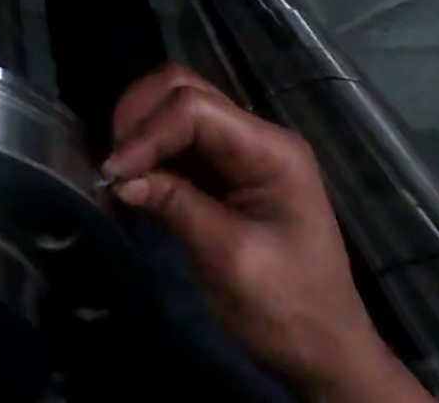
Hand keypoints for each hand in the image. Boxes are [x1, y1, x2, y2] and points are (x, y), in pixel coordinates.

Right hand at [104, 64, 433, 401]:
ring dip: (139, 130)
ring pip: (174, 105)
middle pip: (183, 89)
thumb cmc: (289, 308)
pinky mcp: (218, 168)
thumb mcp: (233, 261)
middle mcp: (252, 134)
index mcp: (270, 149)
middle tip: (115, 164)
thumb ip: (178, 207)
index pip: (195, 107)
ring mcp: (235, 148)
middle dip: (141, 116)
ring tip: (118, 173)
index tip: (114, 171)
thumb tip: (121, 178)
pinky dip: (146, 151)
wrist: (324, 350)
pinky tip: (130, 180)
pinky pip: (173, 139)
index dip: (149, 132)